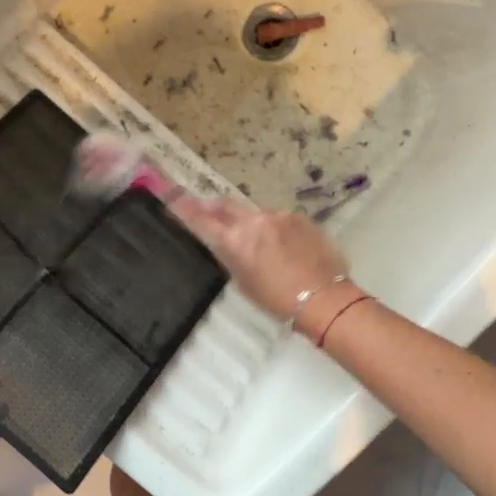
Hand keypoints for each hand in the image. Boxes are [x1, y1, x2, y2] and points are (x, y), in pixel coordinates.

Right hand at [169, 196, 362, 335]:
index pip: (201, 219)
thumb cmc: (277, 299)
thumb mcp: (243, 282)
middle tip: (207, 211)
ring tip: (257, 243)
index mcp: (235, 239)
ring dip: (250, 223)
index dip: (184, 208)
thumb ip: (230, 256)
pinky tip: (283, 247)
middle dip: (214, 208)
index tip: (171, 196)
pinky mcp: (301, 219)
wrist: (324, 298)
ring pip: (255, 214)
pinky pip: (279, 220)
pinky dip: (274, 229)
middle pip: (227, 205)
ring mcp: (280, 216)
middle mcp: (255, 221)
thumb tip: (225, 243)